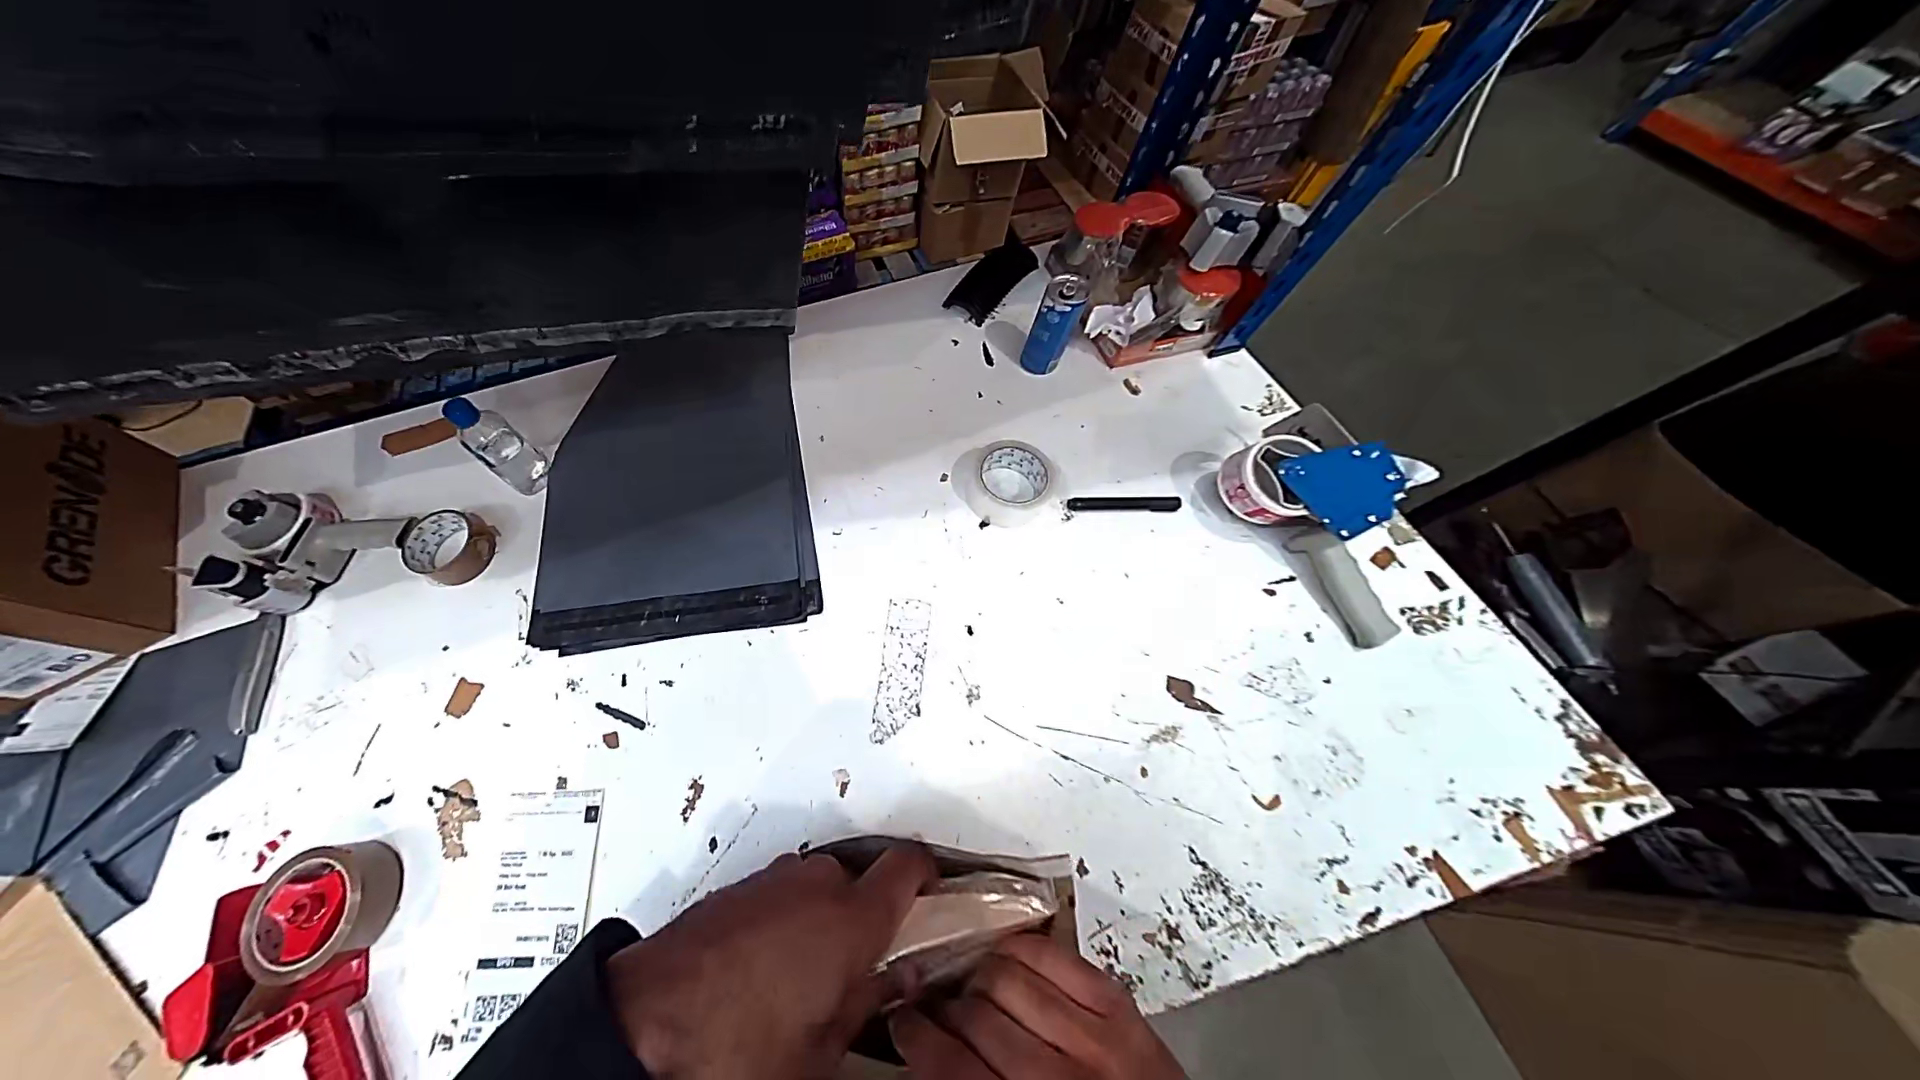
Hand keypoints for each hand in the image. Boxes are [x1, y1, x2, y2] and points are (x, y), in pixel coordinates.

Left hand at [605, 844, 934, 1079]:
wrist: (642, 1028)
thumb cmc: (728, 1044)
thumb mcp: (820, 1050)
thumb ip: (869, 1001)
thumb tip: (897, 982)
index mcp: (851, 917)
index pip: (908, 865)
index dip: (927, 873)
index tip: (931, 888)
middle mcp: (816, 884)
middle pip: (862, 877)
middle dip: (866, 912)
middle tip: (860, 959)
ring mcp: (775, 879)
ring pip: (820, 884)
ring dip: (822, 915)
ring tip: (804, 972)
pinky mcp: (740, 886)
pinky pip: (782, 890)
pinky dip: (787, 914)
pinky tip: (767, 964)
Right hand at [891, 934, 1185, 1079]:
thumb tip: (928, 1053)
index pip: (952, 1068)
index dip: (916, 1037)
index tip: (903, 1022)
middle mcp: (1059, 1078)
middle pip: (977, 1014)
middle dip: (946, 1006)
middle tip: (936, 1004)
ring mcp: (1093, 1034)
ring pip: (1008, 973)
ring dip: (978, 973)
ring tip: (972, 982)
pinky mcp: (1117, 1001)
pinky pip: (1053, 953)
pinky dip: (1022, 947)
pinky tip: (1009, 956)